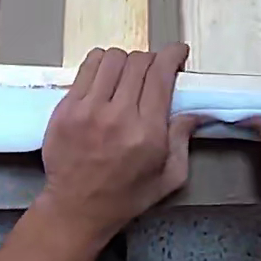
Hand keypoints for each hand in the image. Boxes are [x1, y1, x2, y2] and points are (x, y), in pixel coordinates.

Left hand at [34, 44, 199, 247]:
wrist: (76, 208)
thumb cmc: (126, 195)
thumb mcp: (170, 176)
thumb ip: (184, 139)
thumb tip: (195, 110)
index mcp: (147, 131)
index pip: (160, 74)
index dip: (172, 55)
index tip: (178, 53)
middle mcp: (117, 115)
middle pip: (138, 61)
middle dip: (152, 60)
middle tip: (154, 71)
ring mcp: (87, 109)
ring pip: (111, 58)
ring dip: (126, 60)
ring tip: (128, 74)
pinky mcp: (66, 107)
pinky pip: (86, 67)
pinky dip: (101, 64)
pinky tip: (105, 77)